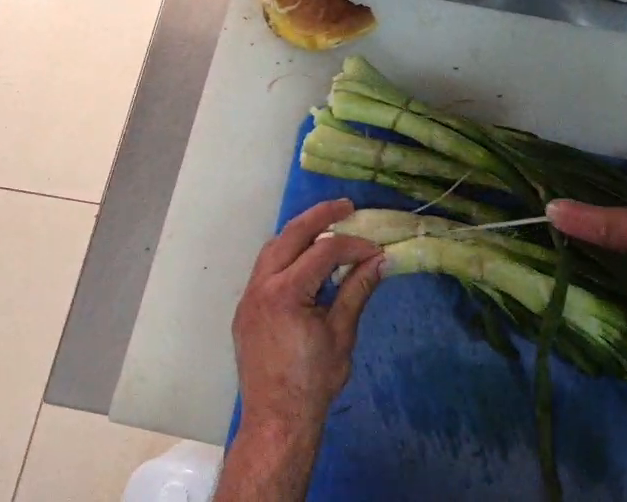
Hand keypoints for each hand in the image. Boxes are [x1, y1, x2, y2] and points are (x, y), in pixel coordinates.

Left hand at [232, 198, 385, 428]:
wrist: (276, 421)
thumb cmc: (313, 382)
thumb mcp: (341, 333)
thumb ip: (357, 290)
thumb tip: (380, 260)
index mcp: (285, 292)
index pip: (323, 251)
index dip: (352, 245)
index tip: (375, 249)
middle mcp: (260, 286)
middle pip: (290, 234)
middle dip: (319, 216)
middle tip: (346, 205)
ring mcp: (248, 297)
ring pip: (272, 248)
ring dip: (299, 233)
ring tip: (327, 227)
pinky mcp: (246, 309)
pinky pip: (265, 268)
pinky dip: (286, 255)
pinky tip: (306, 260)